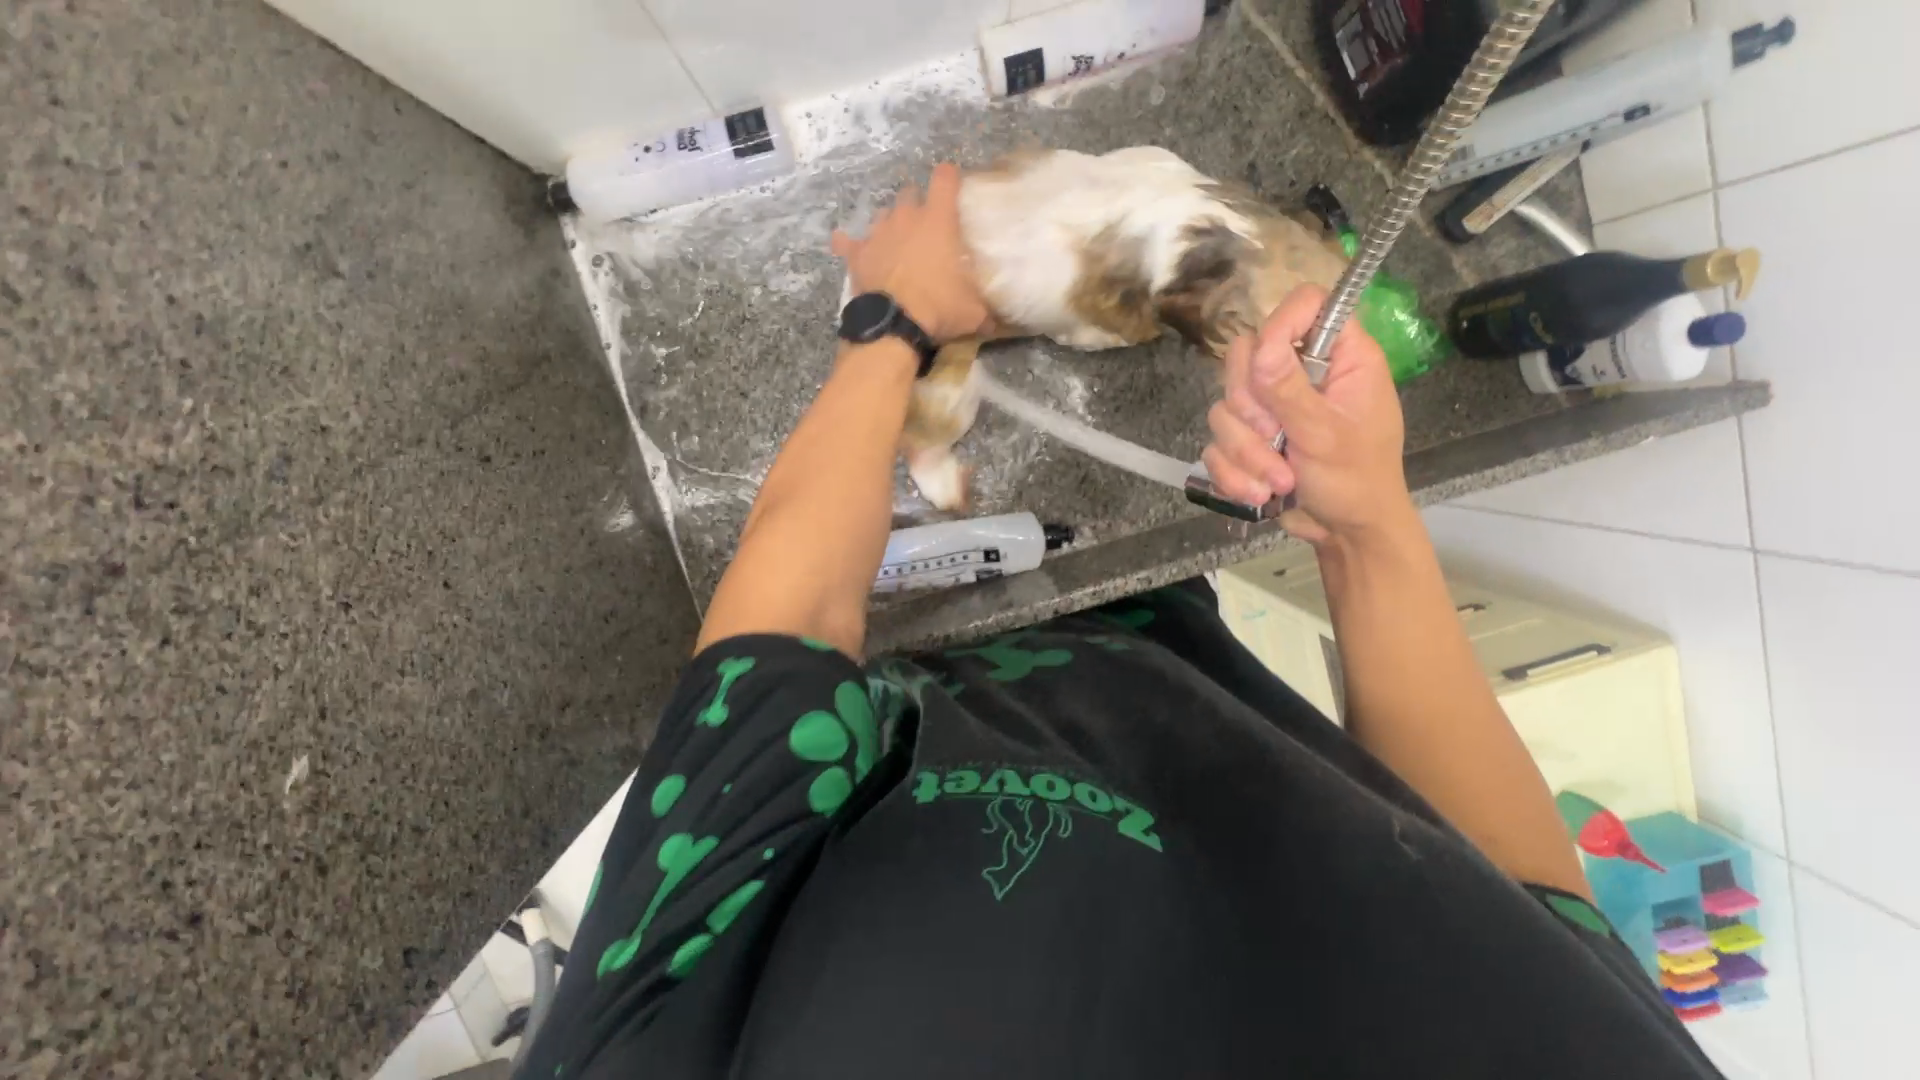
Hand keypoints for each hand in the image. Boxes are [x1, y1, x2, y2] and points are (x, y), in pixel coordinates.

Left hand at [831, 164, 993, 343]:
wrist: (894, 325)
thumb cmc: (939, 308)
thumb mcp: (973, 312)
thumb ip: (986, 309)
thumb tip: (996, 322)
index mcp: (938, 220)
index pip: (945, 178)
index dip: (949, 177)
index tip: (953, 184)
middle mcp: (906, 217)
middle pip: (910, 193)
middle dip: (917, 204)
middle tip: (925, 226)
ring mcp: (878, 233)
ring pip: (883, 214)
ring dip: (890, 224)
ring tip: (896, 242)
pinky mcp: (856, 253)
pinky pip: (846, 241)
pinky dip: (849, 243)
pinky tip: (847, 246)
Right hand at [1202, 285, 1413, 545]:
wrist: (1346, 533)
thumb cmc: (1358, 481)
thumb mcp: (1327, 436)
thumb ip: (1290, 391)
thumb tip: (1258, 347)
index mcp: (1339, 359)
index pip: (1306, 306)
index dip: (1280, 324)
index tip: (1267, 362)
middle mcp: (1302, 374)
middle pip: (1246, 358)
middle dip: (1252, 411)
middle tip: (1277, 437)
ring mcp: (1270, 408)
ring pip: (1225, 409)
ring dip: (1246, 453)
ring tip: (1278, 482)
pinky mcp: (1248, 439)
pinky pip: (1216, 444)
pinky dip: (1234, 473)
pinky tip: (1258, 493)